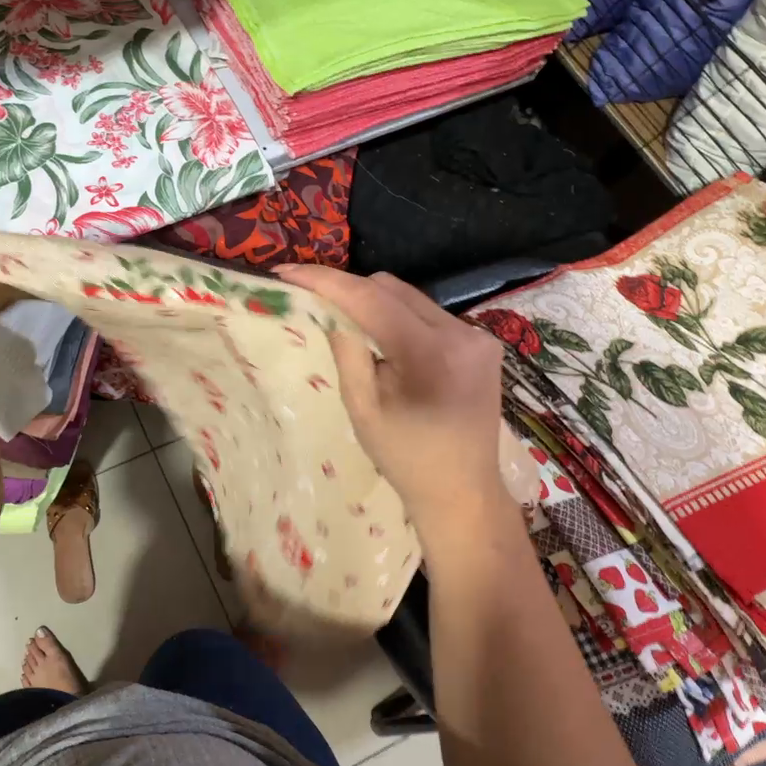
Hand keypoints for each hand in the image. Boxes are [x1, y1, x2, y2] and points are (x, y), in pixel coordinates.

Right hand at [277, 266, 511, 548]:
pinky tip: (380, 339)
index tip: (286, 272)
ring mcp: (476, 335)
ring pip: (408, 296)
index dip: (325, 281)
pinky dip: (395, 316)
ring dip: (371, 302)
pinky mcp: (480, 342)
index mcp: (432, 353)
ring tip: (342, 321)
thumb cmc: (406, 458)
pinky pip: (425, 312)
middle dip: (347, 289)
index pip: (369, 298)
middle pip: (390, 288)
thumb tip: (325, 307)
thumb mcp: (362, 406)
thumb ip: (345, 349)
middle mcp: (461, 333)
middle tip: (310, 300)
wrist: (463, 493)